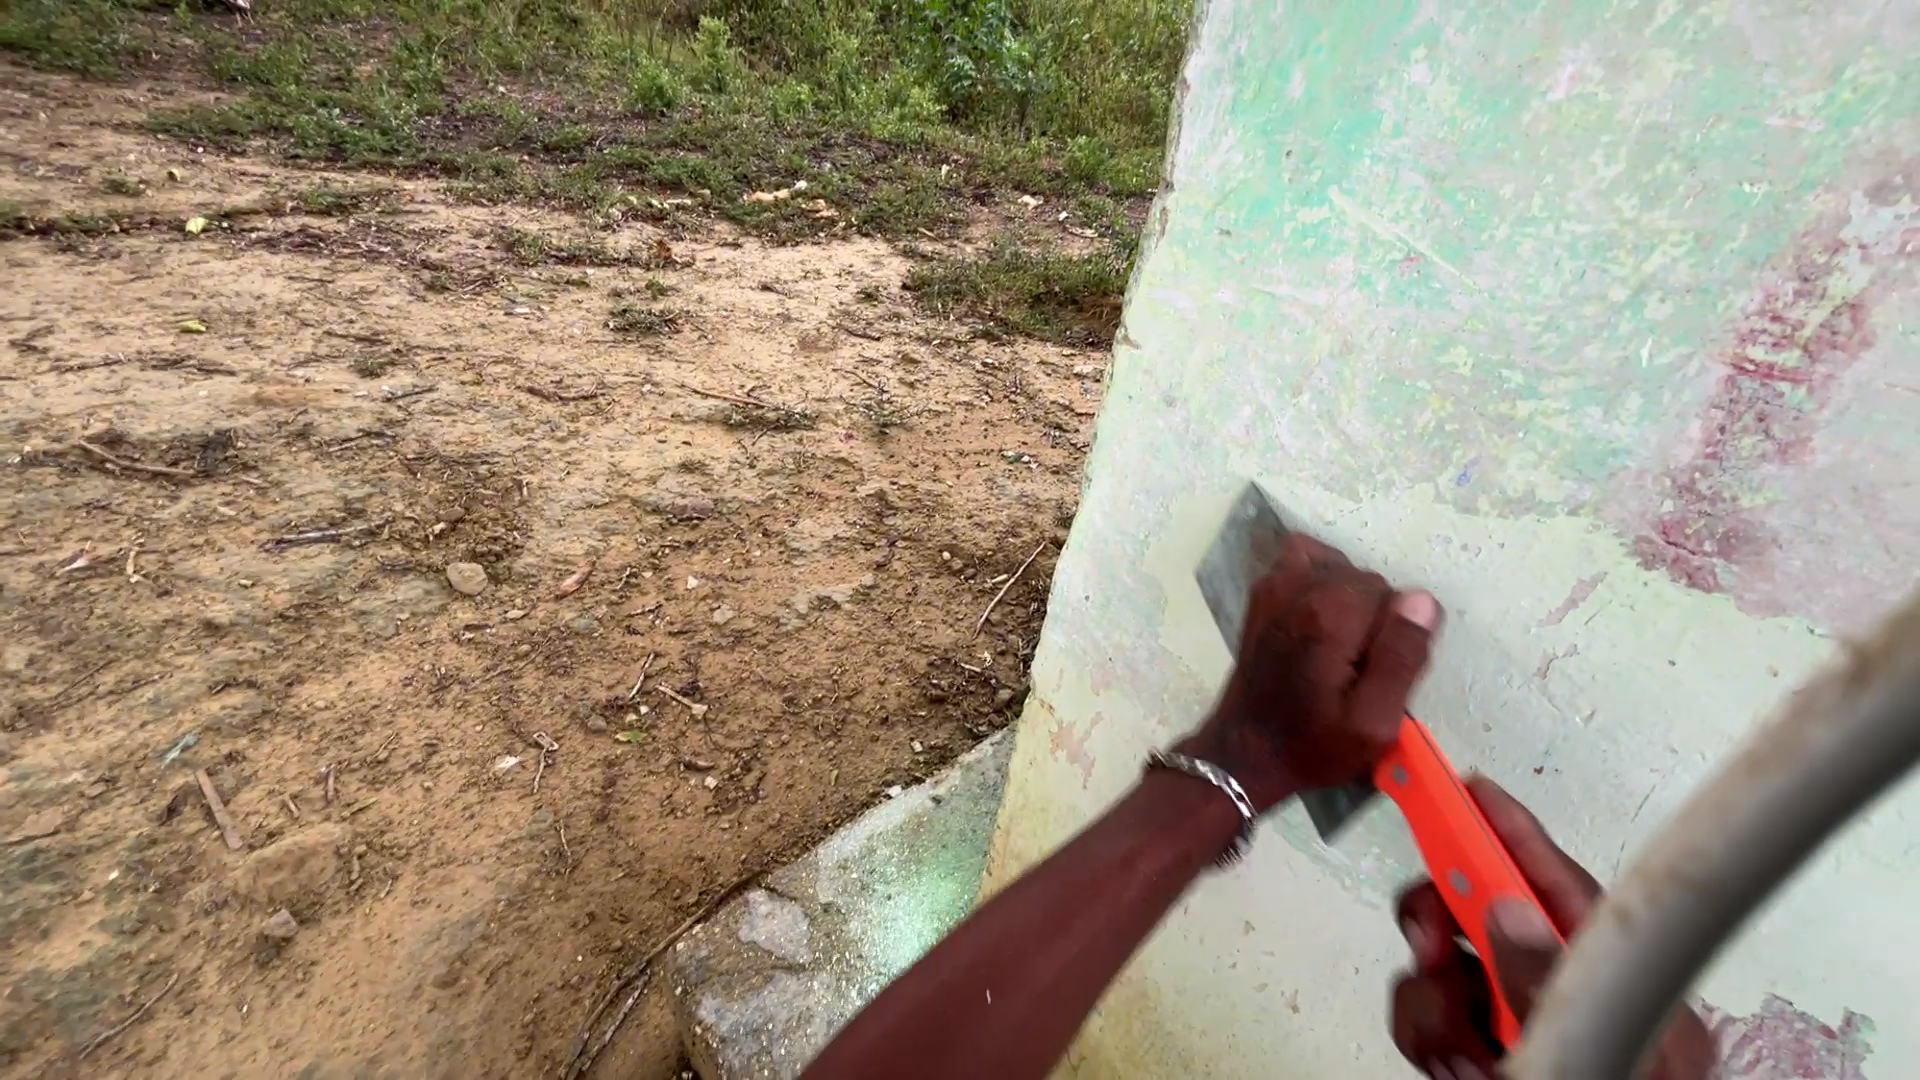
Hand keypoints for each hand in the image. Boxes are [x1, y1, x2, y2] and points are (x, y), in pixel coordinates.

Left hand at [1178, 532, 1439, 812]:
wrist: (1246, 748)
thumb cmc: (1312, 742)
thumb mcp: (1374, 720)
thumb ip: (1402, 657)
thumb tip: (1421, 600)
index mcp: (1328, 616)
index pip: (1392, 594)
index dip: (1397, 630)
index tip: (1377, 667)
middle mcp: (1297, 588)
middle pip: (1364, 578)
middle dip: (1373, 614)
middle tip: (1356, 663)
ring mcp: (1272, 586)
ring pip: (1336, 565)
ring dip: (1346, 594)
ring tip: (1340, 640)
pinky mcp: (1261, 594)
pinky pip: (1300, 558)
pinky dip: (1318, 575)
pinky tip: (1321, 616)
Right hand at [1390, 777, 1716, 1079]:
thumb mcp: (1592, 1061)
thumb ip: (1549, 985)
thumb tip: (1503, 905)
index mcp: (1611, 979)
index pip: (1554, 880)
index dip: (1505, 825)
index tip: (1459, 782)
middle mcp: (1553, 983)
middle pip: (1476, 904)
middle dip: (1440, 920)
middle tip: (1432, 950)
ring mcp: (1507, 1010)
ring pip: (1434, 957)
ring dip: (1430, 1001)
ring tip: (1460, 1058)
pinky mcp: (1469, 1035)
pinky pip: (1420, 1004)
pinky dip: (1424, 1031)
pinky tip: (1453, 1069)